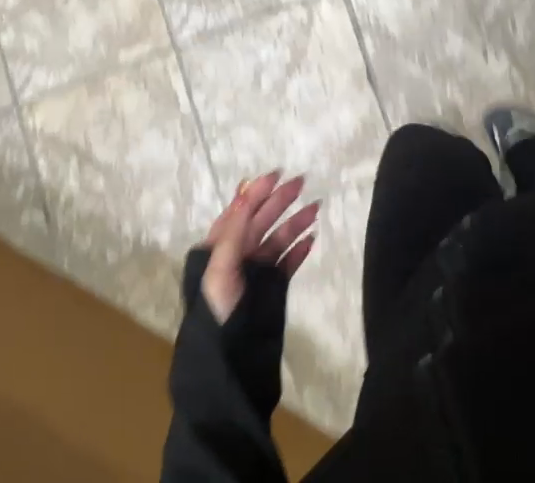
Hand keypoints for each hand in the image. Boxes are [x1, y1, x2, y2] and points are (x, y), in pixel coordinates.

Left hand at [200, 172, 318, 322]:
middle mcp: (238, 255)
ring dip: (295, 223)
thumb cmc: (218, 312)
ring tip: (315, 209)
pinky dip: (299, 250)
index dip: (256, 192)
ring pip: (278, 239)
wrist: (228, 361)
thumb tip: (246, 192)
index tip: (277, 174)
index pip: (239, 212)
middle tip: (302, 183)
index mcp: (219, 248)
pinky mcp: (272, 287)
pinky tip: (312, 240)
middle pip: (261, 221)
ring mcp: (256, 271)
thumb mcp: (220, 270)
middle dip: (280, 201)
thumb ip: (234, 233)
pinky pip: (287, 262)